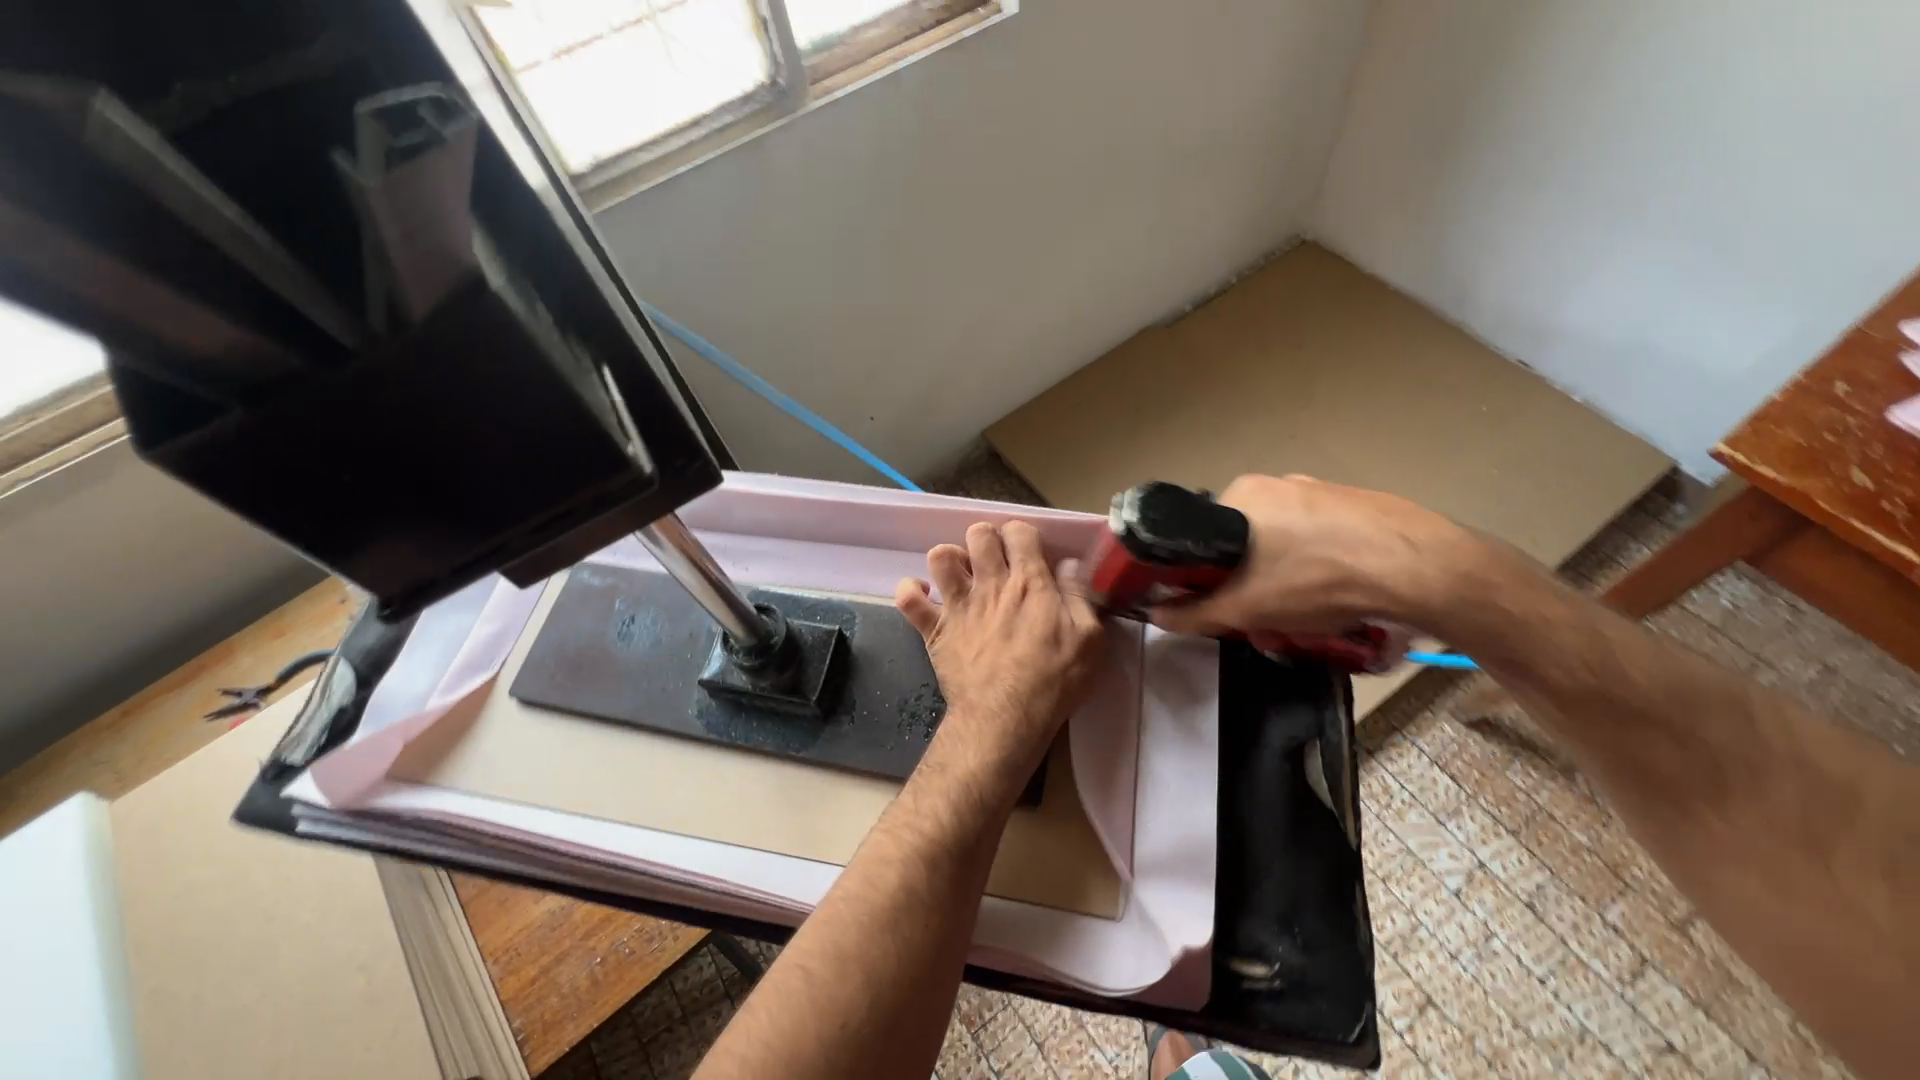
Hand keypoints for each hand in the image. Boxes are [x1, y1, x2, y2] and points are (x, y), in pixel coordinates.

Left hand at [895, 521, 1105, 777]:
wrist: (1005, 718)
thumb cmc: (1053, 681)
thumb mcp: (1088, 639)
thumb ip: (1078, 595)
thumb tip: (1069, 564)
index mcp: (1029, 582)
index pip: (1019, 532)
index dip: (1024, 535)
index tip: (1030, 554)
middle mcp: (990, 584)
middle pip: (979, 534)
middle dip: (987, 539)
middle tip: (997, 561)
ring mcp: (957, 605)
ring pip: (940, 556)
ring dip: (950, 559)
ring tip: (962, 575)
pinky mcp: (934, 629)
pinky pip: (907, 599)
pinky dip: (911, 591)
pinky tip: (924, 595)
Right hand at [1150, 474, 1476, 638]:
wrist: (1417, 569)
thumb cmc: (1316, 580)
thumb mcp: (1244, 608)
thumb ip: (1195, 612)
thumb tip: (1157, 614)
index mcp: (1241, 494)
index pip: (1201, 536)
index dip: (1205, 573)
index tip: (1221, 602)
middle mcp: (1276, 482)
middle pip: (1243, 539)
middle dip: (1248, 578)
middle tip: (1265, 613)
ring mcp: (1321, 489)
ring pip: (1283, 540)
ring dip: (1284, 574)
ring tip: (1307, 609)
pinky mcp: (1358, 502)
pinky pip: (1321, 537)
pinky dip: (1320, 564)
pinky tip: (1339, 591)